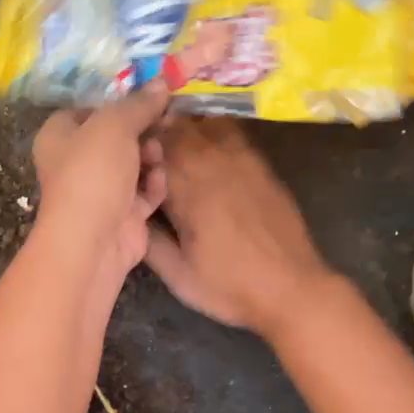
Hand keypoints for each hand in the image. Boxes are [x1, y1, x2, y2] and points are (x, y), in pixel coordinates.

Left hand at [31, 83, 170, 278]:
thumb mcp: (114, 126)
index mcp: (58, 136)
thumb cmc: (92, 173)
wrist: (93, 240)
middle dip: (141, 129)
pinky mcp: (122, 214)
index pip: (87, 107)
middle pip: (115, 135)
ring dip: (150, 157)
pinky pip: (144, 191)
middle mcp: (75, 161)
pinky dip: (153, 185)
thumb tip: (161, 82)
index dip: (116, 99)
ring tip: (155, 155)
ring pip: (133, 163)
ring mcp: (99, 190)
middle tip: (164, 121)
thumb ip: (138, 104)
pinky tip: (158, 181)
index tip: (147, 93)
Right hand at [146, 118, 331, 335]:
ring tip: (171, 143)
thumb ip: (149, 239)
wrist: (292, 289)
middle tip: (142, 148)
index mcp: (189, 188)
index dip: (134, 147)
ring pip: (206, 123)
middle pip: (178, 126)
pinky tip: (204, 151)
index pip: (152, 146)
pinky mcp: (262, 166)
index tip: (122, 157)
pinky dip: (211, 133)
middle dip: (157, 131)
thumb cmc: (229, 286)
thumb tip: (127, 214)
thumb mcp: (178, 274)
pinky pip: (231, 134)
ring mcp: (243, 160)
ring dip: (185, 127)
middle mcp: (215, 163)